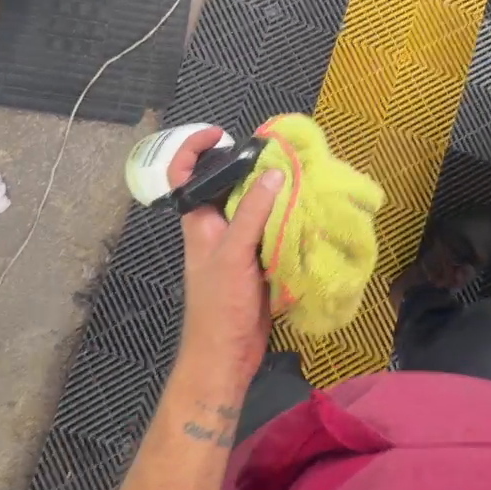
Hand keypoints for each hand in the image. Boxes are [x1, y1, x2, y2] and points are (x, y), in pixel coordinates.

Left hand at [171, 127, 283, 379]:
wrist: (228, 356)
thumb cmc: (219, 305)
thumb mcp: (234, 254)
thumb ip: (252, 212)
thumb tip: (274, 172)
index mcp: (198, 220)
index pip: (184, 173)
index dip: (194, 147)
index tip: (221, 133)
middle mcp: (216, 226)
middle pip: (227, 184)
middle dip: (249, 166)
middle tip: (279, 153)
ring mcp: (237, 243)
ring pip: (253, 205)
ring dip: (273, 192)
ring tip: (299, 174)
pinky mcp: (258, 259)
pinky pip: (271, 228)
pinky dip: (286, 217)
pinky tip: (306, 208)